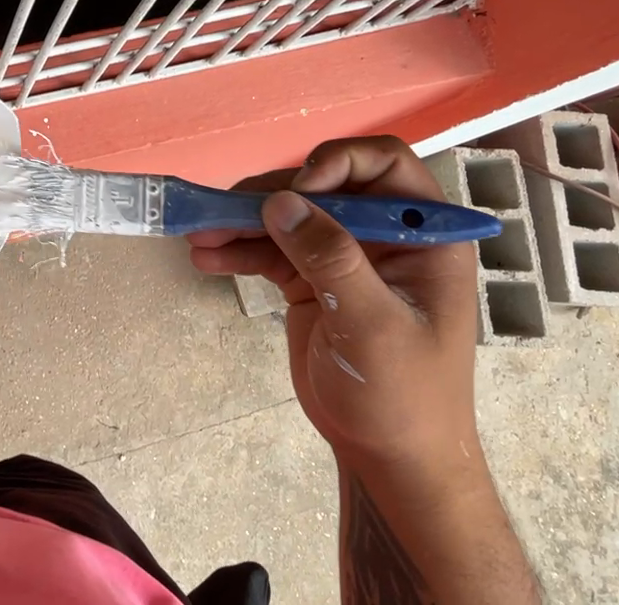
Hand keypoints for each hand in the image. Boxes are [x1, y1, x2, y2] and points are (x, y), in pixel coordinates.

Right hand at [187, 137, 480, 475]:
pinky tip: (206, 259)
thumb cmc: (402, 395)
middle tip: (220, 212)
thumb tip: (282, 203)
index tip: (299, 192)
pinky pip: (267, 250)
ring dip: (239, 222)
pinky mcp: (308, 280)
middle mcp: (381, 237)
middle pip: (319, 187)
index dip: (338, 164)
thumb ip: (331, 260)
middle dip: (269, 197)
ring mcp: (341, 257)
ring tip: (197, 236)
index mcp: (421, 237)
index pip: (384, 166)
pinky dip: (235, 250)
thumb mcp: (373, 326)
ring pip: (286, 216)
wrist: (387, 455)